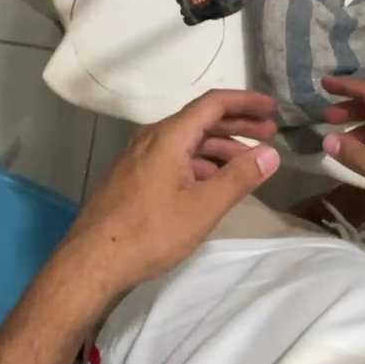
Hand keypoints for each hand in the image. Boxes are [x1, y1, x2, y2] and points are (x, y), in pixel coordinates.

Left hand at [59, 90, 281, 296]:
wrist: (92, 261)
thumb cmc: (150, 232)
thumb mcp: (202, 207)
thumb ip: (239, 178)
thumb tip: (270, 153)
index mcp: (169, 135)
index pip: (214, 103)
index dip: (246, 102)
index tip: (272, 108)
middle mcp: (153, 137)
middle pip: (201, 119)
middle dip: (237, 124)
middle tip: (270, 133)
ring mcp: (140, 156)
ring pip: (188, 140)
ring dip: (220, 147)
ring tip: (249, 163)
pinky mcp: (135, 175)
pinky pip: (175, 156)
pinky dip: (201, 162)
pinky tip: (214, 182)